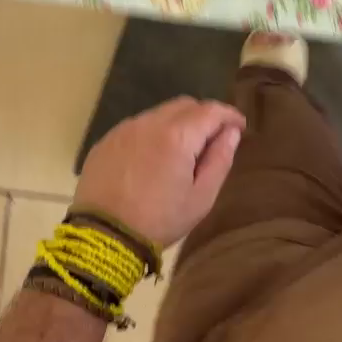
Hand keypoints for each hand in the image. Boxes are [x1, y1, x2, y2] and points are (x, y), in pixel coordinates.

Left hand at [74, 97, 244, 245]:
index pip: (212, 110)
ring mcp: (124, 130)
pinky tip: (153, 158)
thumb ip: (220, 160)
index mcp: (178, 136)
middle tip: (212, 140)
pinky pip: (138, 126)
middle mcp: (150, 123)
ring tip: (182, 151)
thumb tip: (231, 133)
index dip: (230, 115)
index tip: (239, 127)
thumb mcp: (201, 197)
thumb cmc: (159, 220)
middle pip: (185, 105)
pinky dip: (153, 133)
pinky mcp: (106, 141)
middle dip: (204, 116)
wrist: (103, 237)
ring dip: (178, 123)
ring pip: (160, 113)